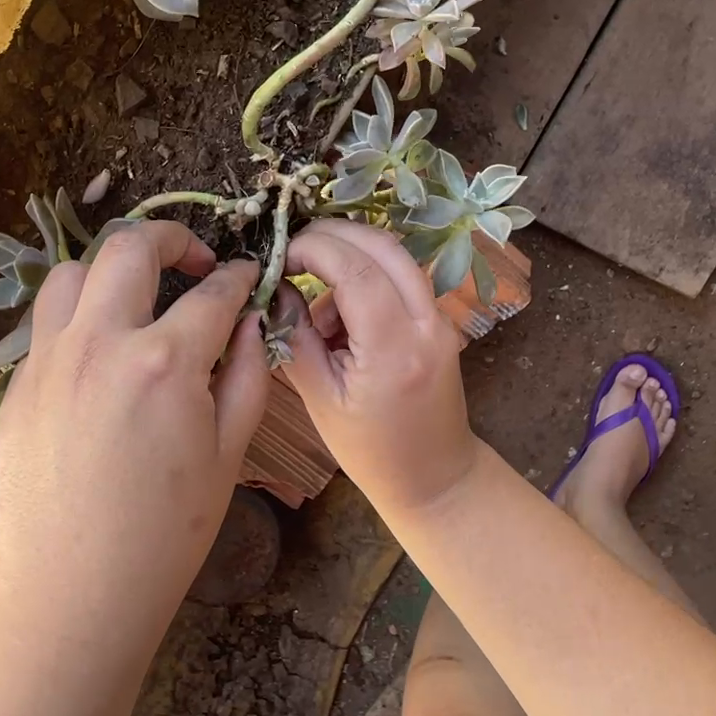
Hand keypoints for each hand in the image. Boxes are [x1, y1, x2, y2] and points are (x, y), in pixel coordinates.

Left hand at [0, 220, 268, 637]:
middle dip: (171, 238)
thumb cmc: (167, 533)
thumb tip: (251, 318)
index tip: (247, 273)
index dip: (237, 275)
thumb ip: (248, 372)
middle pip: (129, 247)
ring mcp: (49, 359)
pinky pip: (47, 322)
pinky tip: (100, 351)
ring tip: (137, 298)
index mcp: (165, 362)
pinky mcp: (19, 384)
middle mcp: (100, 342)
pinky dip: (79, 314)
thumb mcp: (229, 452)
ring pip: (72, 272)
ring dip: (111, 269)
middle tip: (194, 261)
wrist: (74, 593)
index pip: (211, 291)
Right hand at [280, 220, 479, 512]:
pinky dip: (367, 275)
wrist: (437, 479)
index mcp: (394, 350)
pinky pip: (401, 276)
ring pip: (395, 254)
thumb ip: (295, 338)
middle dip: (331, 235)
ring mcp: (441, 319)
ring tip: (317, 303)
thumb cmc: (371, 452)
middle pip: (381, 245)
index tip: (281, 259)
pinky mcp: (441, 320)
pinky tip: (342, 318)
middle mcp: (427, 324)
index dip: (313, 249)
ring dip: (350, 256)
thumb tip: (274, 288)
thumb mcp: (320, 400)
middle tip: (292, 253)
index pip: (354, 269)